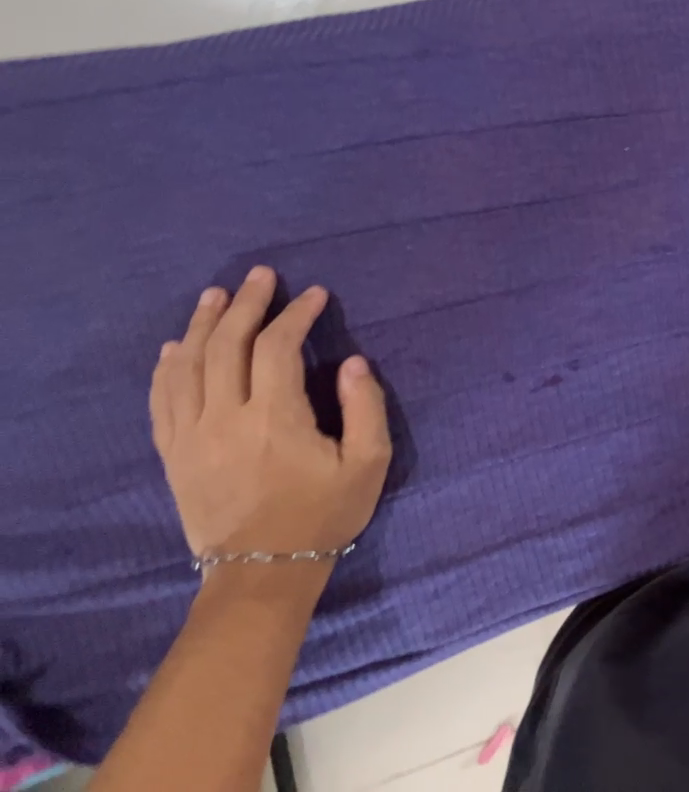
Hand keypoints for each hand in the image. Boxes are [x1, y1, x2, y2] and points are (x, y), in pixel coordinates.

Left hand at [148, 266, 390, 566]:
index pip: (278, 349)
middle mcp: (225, 419)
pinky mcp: (174, 453)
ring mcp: (191, 436)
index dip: (296, 315)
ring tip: (218, 296)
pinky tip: (177, 346)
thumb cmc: (327, 512)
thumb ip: (365, 408)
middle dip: (246, 306)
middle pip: (226, 347)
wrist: (264, 567)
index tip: (315, 294)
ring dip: (203, 325)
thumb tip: (352, 362)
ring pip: (187, 366)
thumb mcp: (369, 462)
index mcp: (275, 419)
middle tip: (263, 276)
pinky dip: (167, 366)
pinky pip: (163, 399)